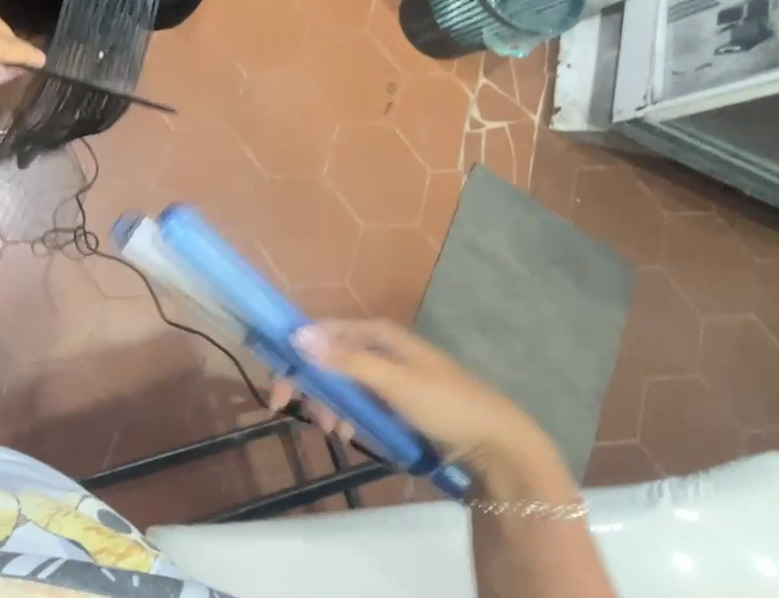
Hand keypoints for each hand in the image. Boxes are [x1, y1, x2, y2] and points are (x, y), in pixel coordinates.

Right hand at [288, 319, 555, 478]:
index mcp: (377, 333)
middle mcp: (379, 346)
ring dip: (329, 403)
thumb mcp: (393, 382)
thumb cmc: (446, 405)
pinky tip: (349, 434)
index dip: (294, 355)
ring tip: (332, 431)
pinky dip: (348, 413)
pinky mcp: (397, 398)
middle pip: (327, 356)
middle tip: (295, 412)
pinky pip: (359, 399)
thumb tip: (297, 336)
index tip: (279, 387)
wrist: (499, 445)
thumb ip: (345, 359)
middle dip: (311, 385)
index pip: (320, 332)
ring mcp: (388, 372)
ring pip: (341, 381)